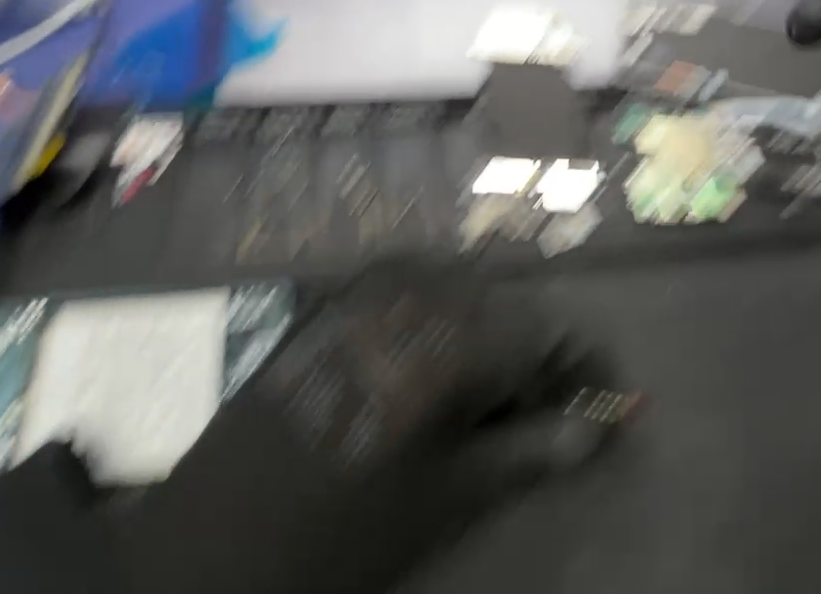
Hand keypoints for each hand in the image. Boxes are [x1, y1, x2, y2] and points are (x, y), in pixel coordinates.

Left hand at [111, 261, 622, 593]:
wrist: (213, 536)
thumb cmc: (343, 528)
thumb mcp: (450, 496)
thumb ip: (534, 449)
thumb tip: (602, 427)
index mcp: (447, 334)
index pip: (549, 328)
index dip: (587, 365)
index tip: (607, 406)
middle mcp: (412, 287)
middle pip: (509, 302)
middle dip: (538, 352)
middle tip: (545, 412)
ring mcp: (368, 284)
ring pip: (465, 291)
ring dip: (492, 336)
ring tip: (492, 400)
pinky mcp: (336, 296)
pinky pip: (416, 291)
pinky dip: (446, 324)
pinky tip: (437, 374)